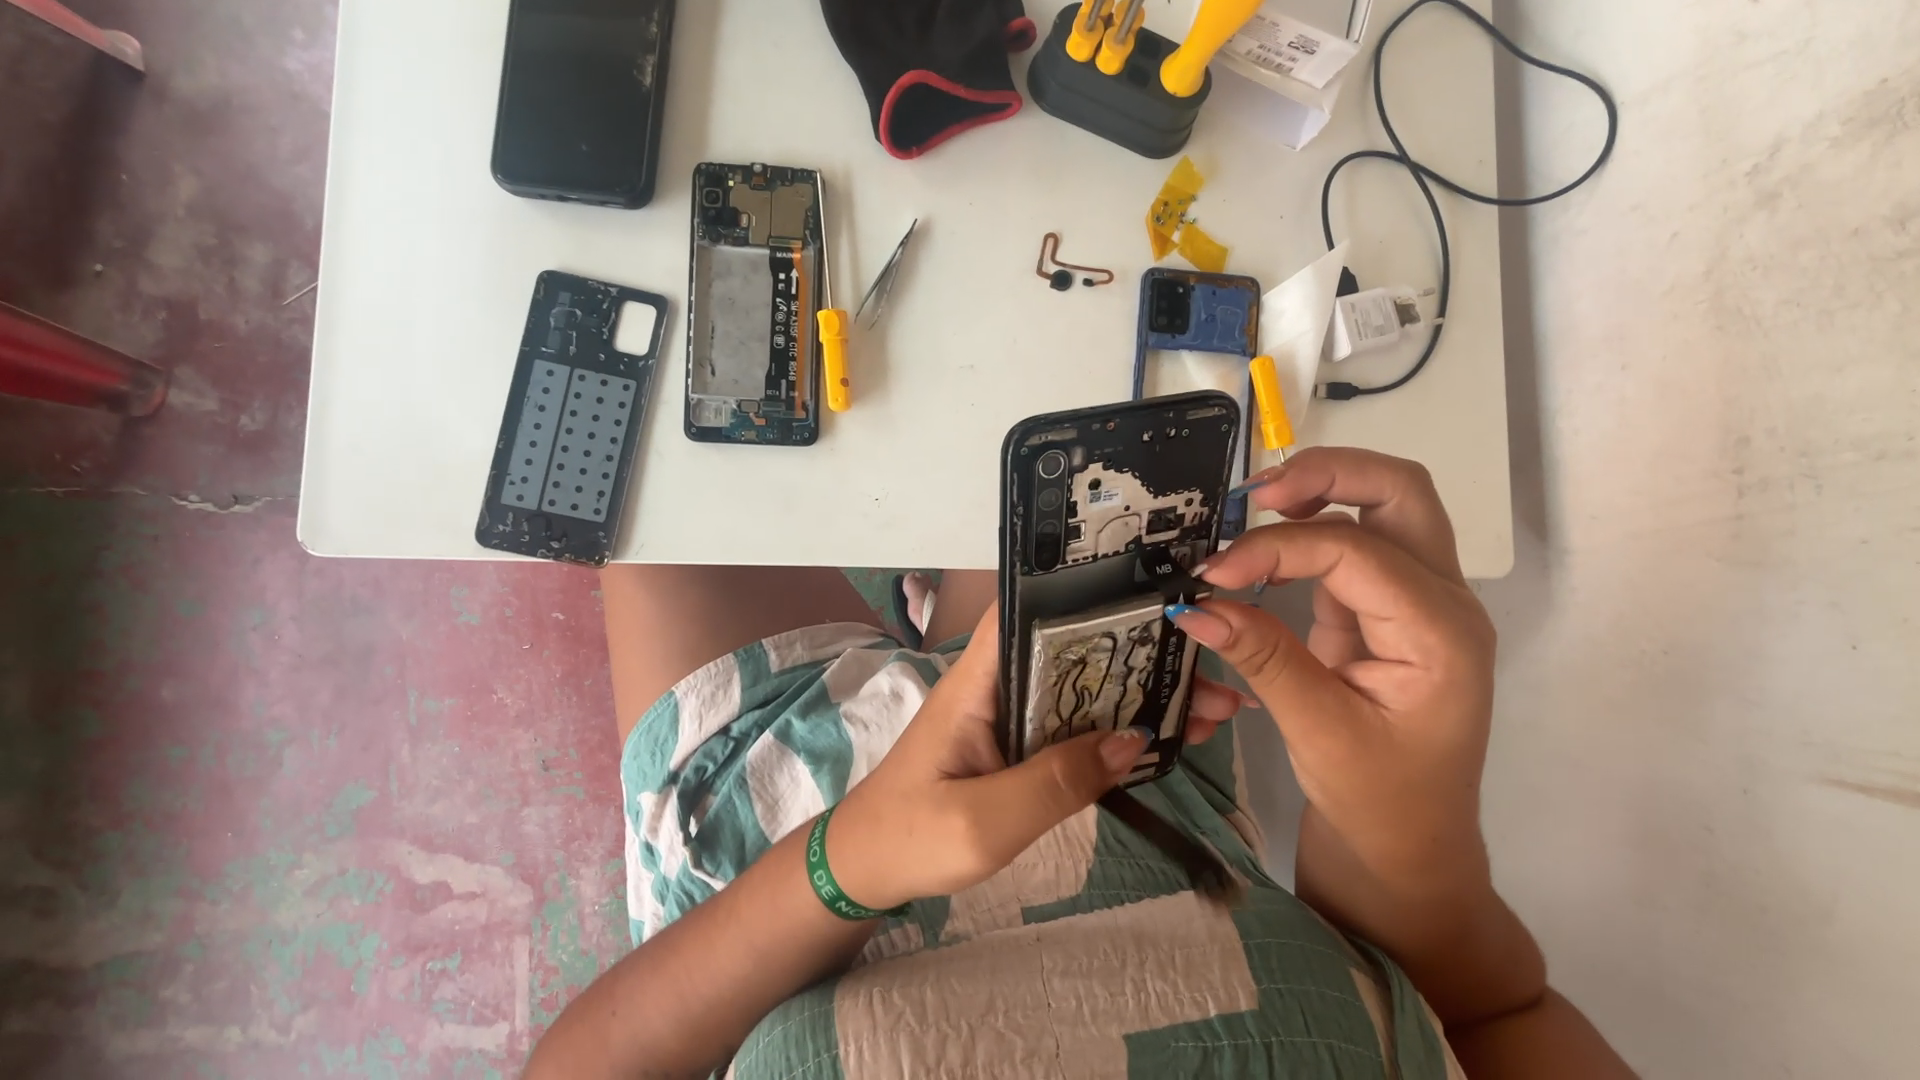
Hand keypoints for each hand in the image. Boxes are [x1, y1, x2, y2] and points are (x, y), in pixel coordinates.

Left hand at [826, 603, 1248, 911]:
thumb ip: (1055, 782)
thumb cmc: (911, 837)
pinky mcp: (1018, 749)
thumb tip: (1133, 740)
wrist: (866, 871)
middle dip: (1140, 655)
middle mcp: (997, 686)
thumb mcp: (985, 820)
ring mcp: (1009, 718)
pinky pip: (1076, 730)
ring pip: (1083, 691)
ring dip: (1140, 696)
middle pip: (1073, 651)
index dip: (1082, 592)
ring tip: (1212, 707)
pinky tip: (1169, 740)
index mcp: (979, 681)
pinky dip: (1119, 733)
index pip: (1027, 609)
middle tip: (1212, 671)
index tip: (1150, 593)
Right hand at [1168, 447, 1497, 899]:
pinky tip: (1265, 542)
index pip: (1352, 550)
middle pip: (1400, 492)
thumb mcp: (1318, 731)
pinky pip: (1354, 543)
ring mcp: (1416, 601)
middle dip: (1327, 473)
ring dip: (1323, 489)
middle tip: (1254, 496)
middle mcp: (1441, 600)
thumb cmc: (1379, 800)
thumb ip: (1262, 657)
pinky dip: (1310, 527)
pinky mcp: (1383, 611)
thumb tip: (1194, 605)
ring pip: (1385, 505)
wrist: (1409, 847)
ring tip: (1256, 506)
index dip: (1275, 549)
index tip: (1211, 574)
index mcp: (1439, 631)